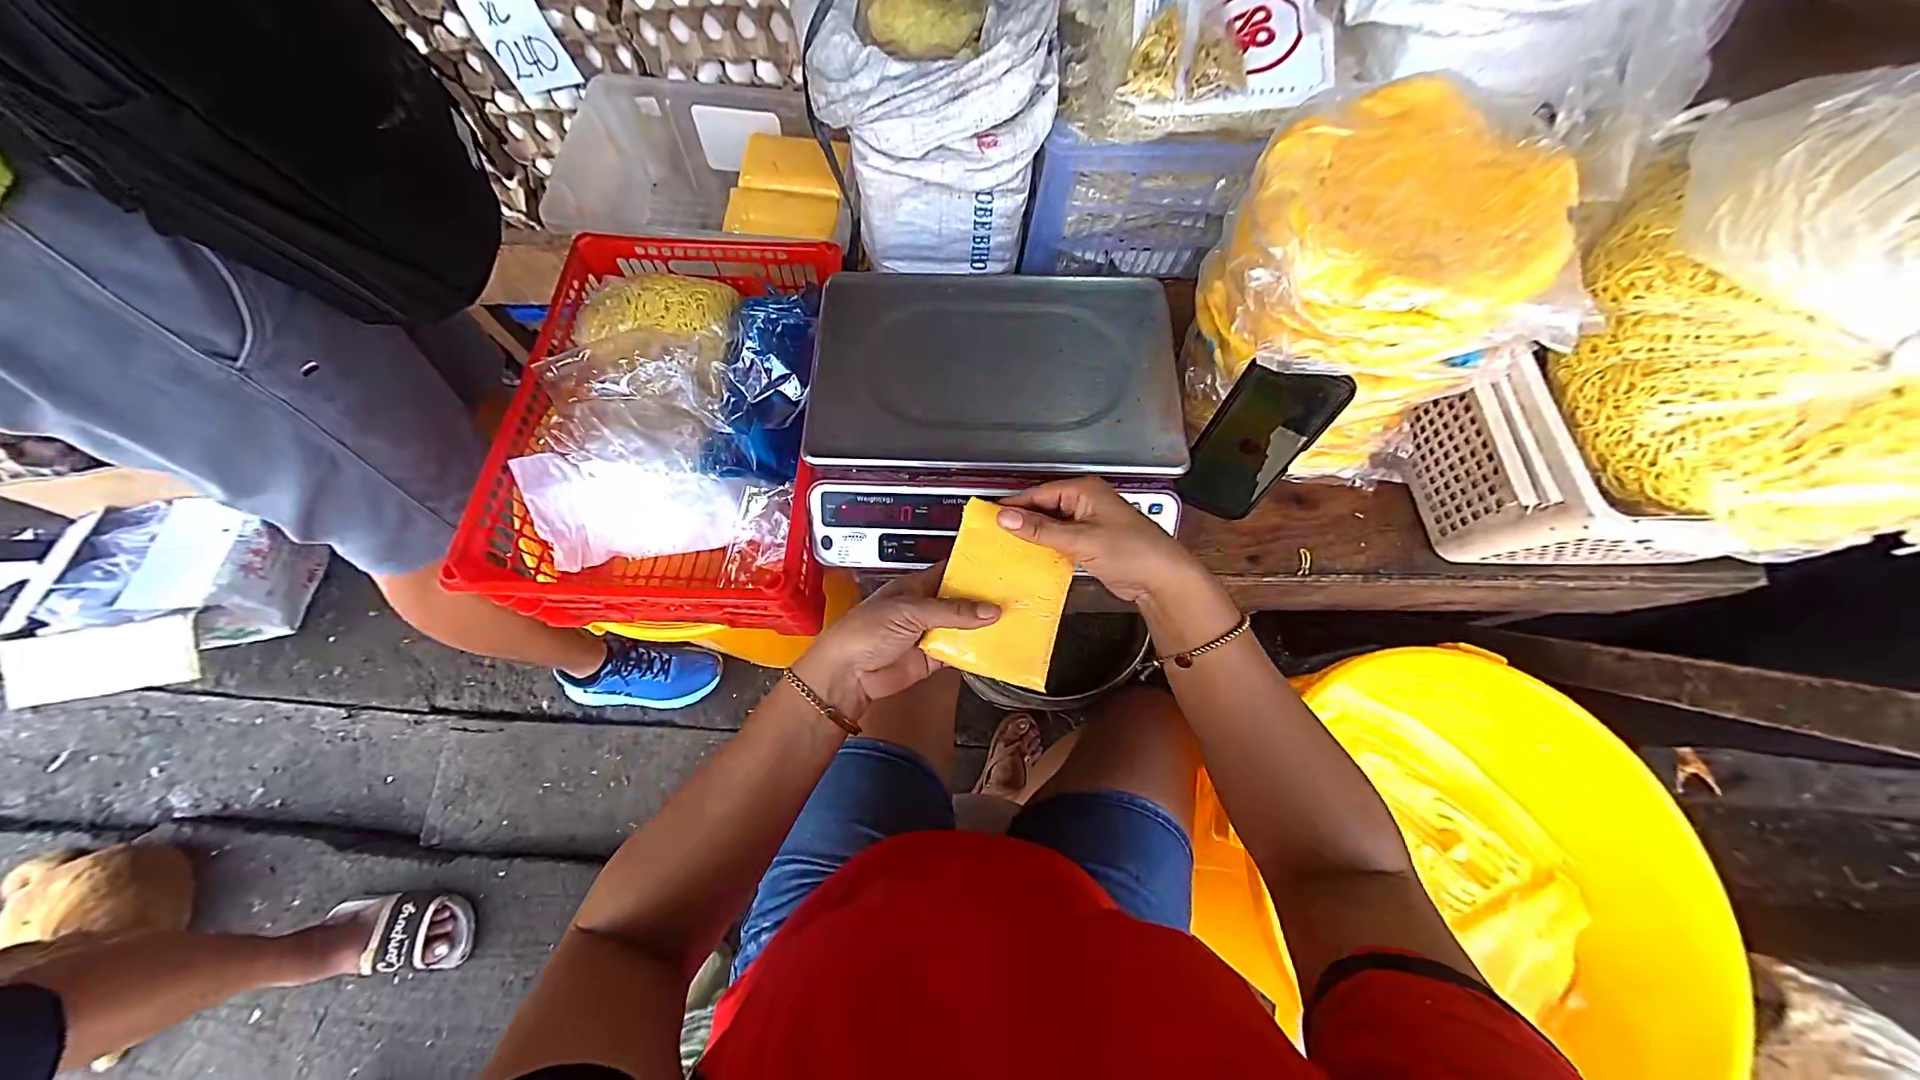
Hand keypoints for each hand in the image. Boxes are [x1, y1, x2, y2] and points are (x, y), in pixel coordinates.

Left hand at [790, 565, 997, 720]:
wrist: (848, 673)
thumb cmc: (866, 631)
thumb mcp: (910, 611)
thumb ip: (951, 611)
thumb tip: (989, 611)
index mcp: (915, 587)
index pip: (948, 571)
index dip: (971, 569)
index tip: (999, 566)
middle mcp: (925, 607)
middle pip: (960, 600)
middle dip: (984, 599)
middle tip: (1015, 594)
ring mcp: (929, 633)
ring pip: (963, 627)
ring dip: (983, 626)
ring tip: (1016, 618)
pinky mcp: (933, 658)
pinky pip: (959, 652)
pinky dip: (976, 651)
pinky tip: (998, 645)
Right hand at [996, 477, 1206, 604]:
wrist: (1162, 579)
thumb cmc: (1132, 552)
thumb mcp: (1080, 539)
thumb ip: (1041, 529)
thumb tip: (1006, 517)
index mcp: (1085, 490)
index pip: (1039, 492)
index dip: (1014, 505)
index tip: (990, 516)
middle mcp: (1086, 502)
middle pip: (1044, 507)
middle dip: (1022, 521)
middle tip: (995, 534)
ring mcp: (1089, 522)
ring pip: (1051, 525)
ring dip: (1034, 535)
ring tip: (1008, 546)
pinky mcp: (1091, 541)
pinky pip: (1061, 539)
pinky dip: (1047, 547)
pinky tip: (1032, 557)